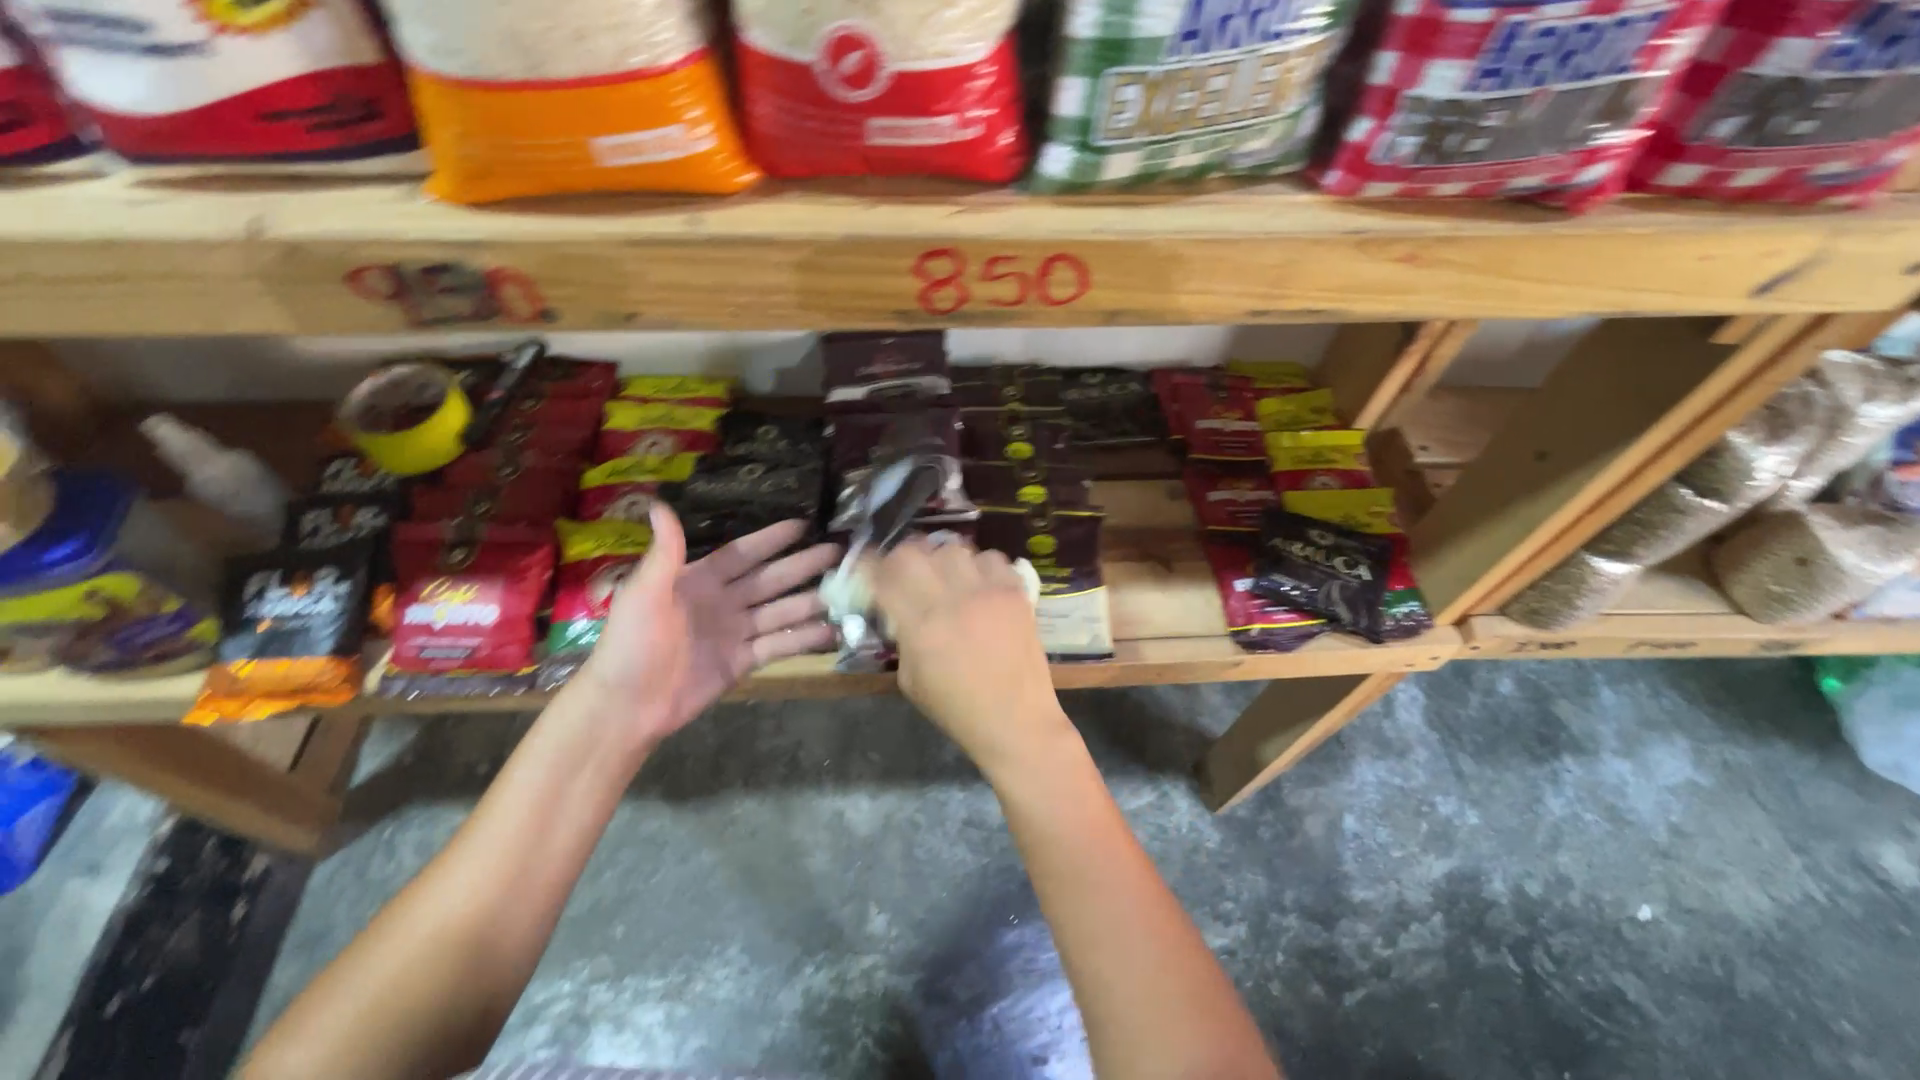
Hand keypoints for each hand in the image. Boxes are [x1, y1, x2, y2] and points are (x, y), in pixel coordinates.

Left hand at [572, 504, 838, 748]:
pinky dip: (803, 640)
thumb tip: (659, 505)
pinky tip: (830, 632)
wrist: (627, 704)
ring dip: (810, 602)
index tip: (803, 524)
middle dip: (803, 566)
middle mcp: (722, 602)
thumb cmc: (630, 644)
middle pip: (770, 580)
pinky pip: (778, 646)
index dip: (771, 540)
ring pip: (780, 612)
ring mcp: (735, 633)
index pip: (742, 554)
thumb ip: (664, 553)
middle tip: (838, 552)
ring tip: (843, 592)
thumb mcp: (643, 592)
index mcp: (699, 580)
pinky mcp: (742, 662)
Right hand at [869, 541, 1072, 776]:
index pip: (883, 576)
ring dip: (941, 560)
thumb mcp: (909, 679)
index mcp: (920, 627)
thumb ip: (901, 637)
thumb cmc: (957, 709)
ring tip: (944, 578)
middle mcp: (952, 600)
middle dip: (901, 559)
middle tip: (903, 572)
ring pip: (953, 548)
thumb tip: (895, 610)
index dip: (869, 565)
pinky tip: (978, 585)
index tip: (867, 565)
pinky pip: (992, 558)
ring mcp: (987, 592)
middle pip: (914, 552)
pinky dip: (979, 566)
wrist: (1016, 720)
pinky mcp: (1016, 592)